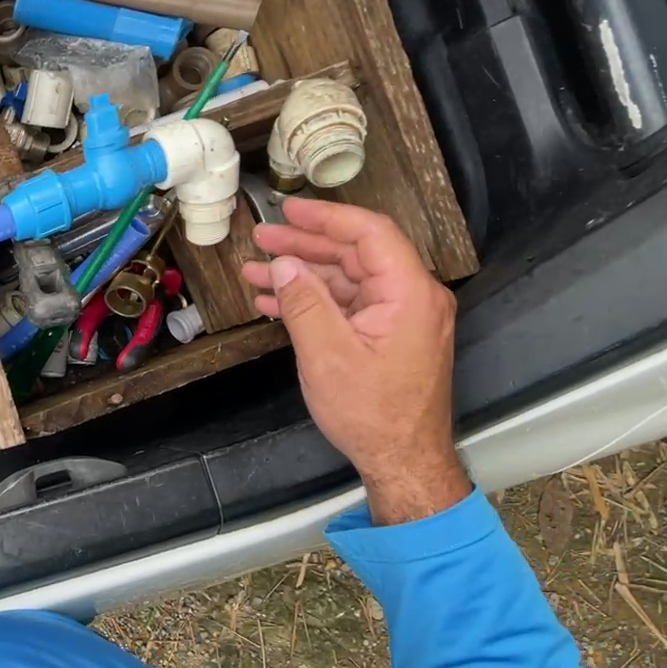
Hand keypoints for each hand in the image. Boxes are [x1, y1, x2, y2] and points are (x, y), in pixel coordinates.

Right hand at [243, 198, 470, 524]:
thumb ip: (305, 304)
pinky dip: (312, 301)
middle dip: (305, 246)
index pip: (370, 235)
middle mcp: (411, 298)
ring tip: (255, 271)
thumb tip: (284, 266)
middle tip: (261, 238)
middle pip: (355, 256)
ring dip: (301, 276)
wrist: (400, 457)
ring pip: (346, 282)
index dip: (327, 218)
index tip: (288, 210)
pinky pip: (347, 306)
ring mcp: (399, 318)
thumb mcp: (327, 355)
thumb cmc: (370, 411)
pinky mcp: (386, 337)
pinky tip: (276, 301)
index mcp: (408, 294)